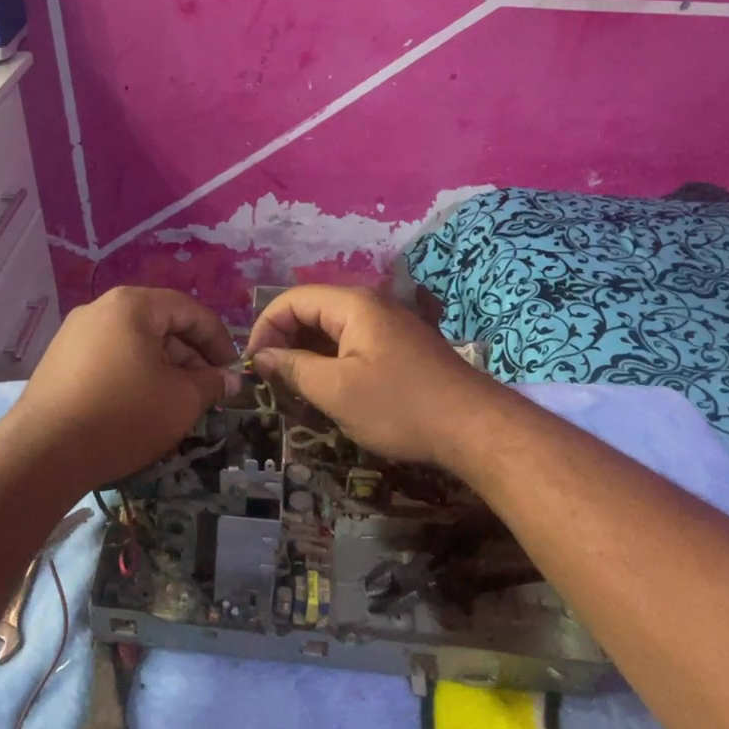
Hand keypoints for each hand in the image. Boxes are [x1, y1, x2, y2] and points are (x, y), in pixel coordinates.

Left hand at [8, 287, 241, 488]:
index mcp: (132, 305)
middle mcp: (100, 309)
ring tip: (176, 403)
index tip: (233, 372)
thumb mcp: (181, 400)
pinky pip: (109, 359)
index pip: (189, 311)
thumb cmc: (123, 415)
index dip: (219, 341)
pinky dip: (133, 376)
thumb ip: (212, 384)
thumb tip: (230, 379)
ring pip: (134, 344)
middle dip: (189, 357)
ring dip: (163, 369)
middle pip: (160, 325)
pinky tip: (140, 407)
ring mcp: (74, 334)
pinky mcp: (59, 362)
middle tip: (207, 391)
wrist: (44, 453)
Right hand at [246, 285, 507, 467]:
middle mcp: (372, 304)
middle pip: (313, 311)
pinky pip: (354, 344)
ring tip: (294, 389)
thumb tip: (263, 356)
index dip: (265, 328)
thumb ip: (293, 368)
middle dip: (285, 341)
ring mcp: (391, 325)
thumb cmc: (400, 407)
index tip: (253, 365)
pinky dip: (332, 362)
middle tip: (271, 379)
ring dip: (308, 355)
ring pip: (333, 330)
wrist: (474, 428)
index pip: (292, 300)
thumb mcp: (336, 391)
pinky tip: (329, 391)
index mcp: (354, 304)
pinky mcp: (402, 347)